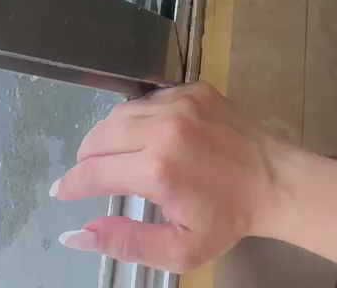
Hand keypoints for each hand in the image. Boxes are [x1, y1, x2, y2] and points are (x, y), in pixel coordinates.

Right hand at [49, 84, 293, 271]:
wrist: (274, 179)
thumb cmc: (226, 218)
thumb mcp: (177, 249)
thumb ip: (123, 241)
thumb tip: (76, 234)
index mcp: (158, 170)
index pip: (95, 171)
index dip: (72, 184)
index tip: (61, 192)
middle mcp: (165, 128)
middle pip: (101, 134)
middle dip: (86, 157)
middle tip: (87, 174)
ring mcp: (180, 101)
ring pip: (122, 112)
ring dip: (108, 134)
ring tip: (112, 155)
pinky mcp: (193, 87)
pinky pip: (149, 98)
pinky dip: (138, 117)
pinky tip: (145, 135)